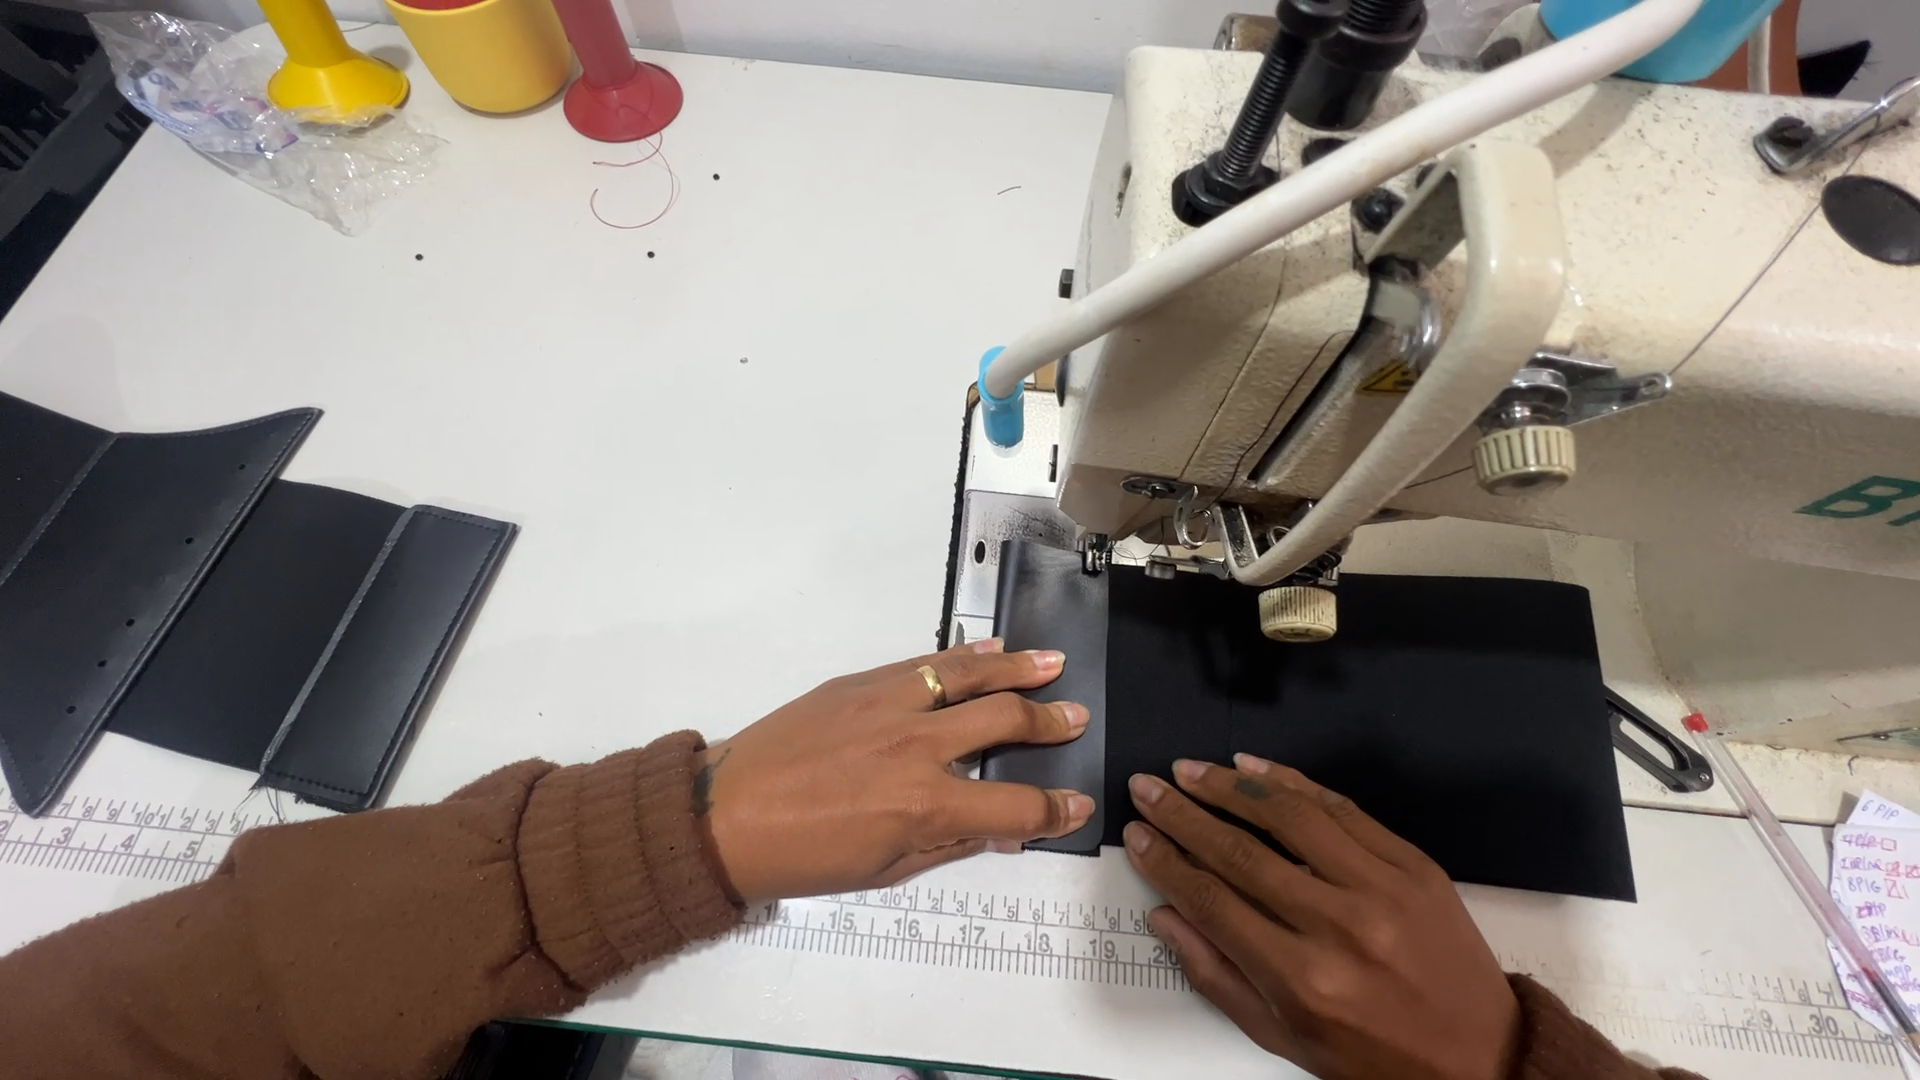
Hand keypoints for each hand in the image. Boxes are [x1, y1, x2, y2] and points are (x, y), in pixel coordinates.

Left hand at [696, 639, 1093, 903]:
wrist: (728, 814)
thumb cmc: (807, 857)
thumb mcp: (885, 870)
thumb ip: (951, 842)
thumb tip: (1001, 828)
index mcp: (925, 804)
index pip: (1014, 807)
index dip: (1054, 810)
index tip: (1077, 802)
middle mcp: (919, 745)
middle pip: (1004, 721)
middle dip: (1050, 723)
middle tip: (1077, 716)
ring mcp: (891, 704)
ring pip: (969, 675)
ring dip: (1017, 667)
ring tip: (1052, 662)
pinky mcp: (863, 682)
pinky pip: (924, 662)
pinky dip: (962, 655)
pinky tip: (989, 649)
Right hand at [1123, 757, 1518, 1079]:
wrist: (1486, 1062)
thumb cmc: (1372, 1057)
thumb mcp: (1283, 1040)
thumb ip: (1214, 975)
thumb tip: (1161, 913)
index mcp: (1302, 980)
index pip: (1212, 902)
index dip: (1165, 863)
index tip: (1135, 833)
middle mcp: (1337, 927)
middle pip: (1239, 852)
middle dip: (1182, 814)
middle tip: (1145, 786)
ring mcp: (1380, 887)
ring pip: (1286, 816)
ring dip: (1228, 786)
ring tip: (1187, 768)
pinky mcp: (1411, 863)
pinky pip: (1338, 807)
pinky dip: (1289, 779)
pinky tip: (1251, 764)